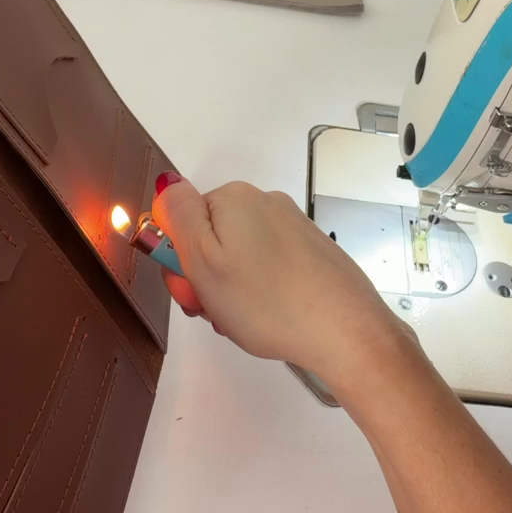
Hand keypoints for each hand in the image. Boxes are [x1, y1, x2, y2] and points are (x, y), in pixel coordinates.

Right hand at [152, 173, 410, 388]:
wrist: (343, 329)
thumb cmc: (264, 300)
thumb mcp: (204, 259)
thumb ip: (179, 215)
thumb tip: (168, 183)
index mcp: (234, 198)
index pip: (182, 221)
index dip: (180, 261)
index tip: (194, 292)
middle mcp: (265, 202)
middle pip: (213, 238)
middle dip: (206, 278)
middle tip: (218, 312)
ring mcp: (293, 226)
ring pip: (240, 257)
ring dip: (232, 289)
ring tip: (246, 320)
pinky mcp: (313, 251)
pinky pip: (269, 267)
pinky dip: (261, 291)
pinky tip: (271, 317)